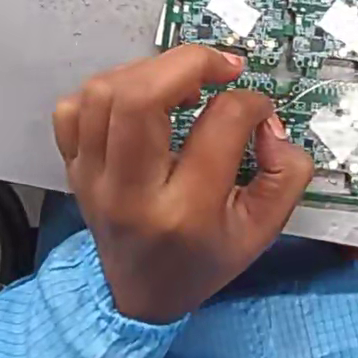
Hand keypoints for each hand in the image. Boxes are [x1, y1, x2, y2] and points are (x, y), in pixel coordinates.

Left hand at [52, 45, 313, 323]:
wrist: (140, 295)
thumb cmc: (201, 261)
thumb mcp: (261, 231)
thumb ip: (284, 175)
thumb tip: (266, 122)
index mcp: (184, 213)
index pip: (219, 127)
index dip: (249, 102)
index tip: (258, 108)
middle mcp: (129, 193)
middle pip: (139, 98)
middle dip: (188, 63)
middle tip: (219, 68)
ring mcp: (92, 177)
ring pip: (104, 93)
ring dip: (149, 71)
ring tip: (180, 82)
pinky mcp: (73, 167)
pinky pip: (73, 108)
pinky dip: (107, 89)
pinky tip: (138, 99)